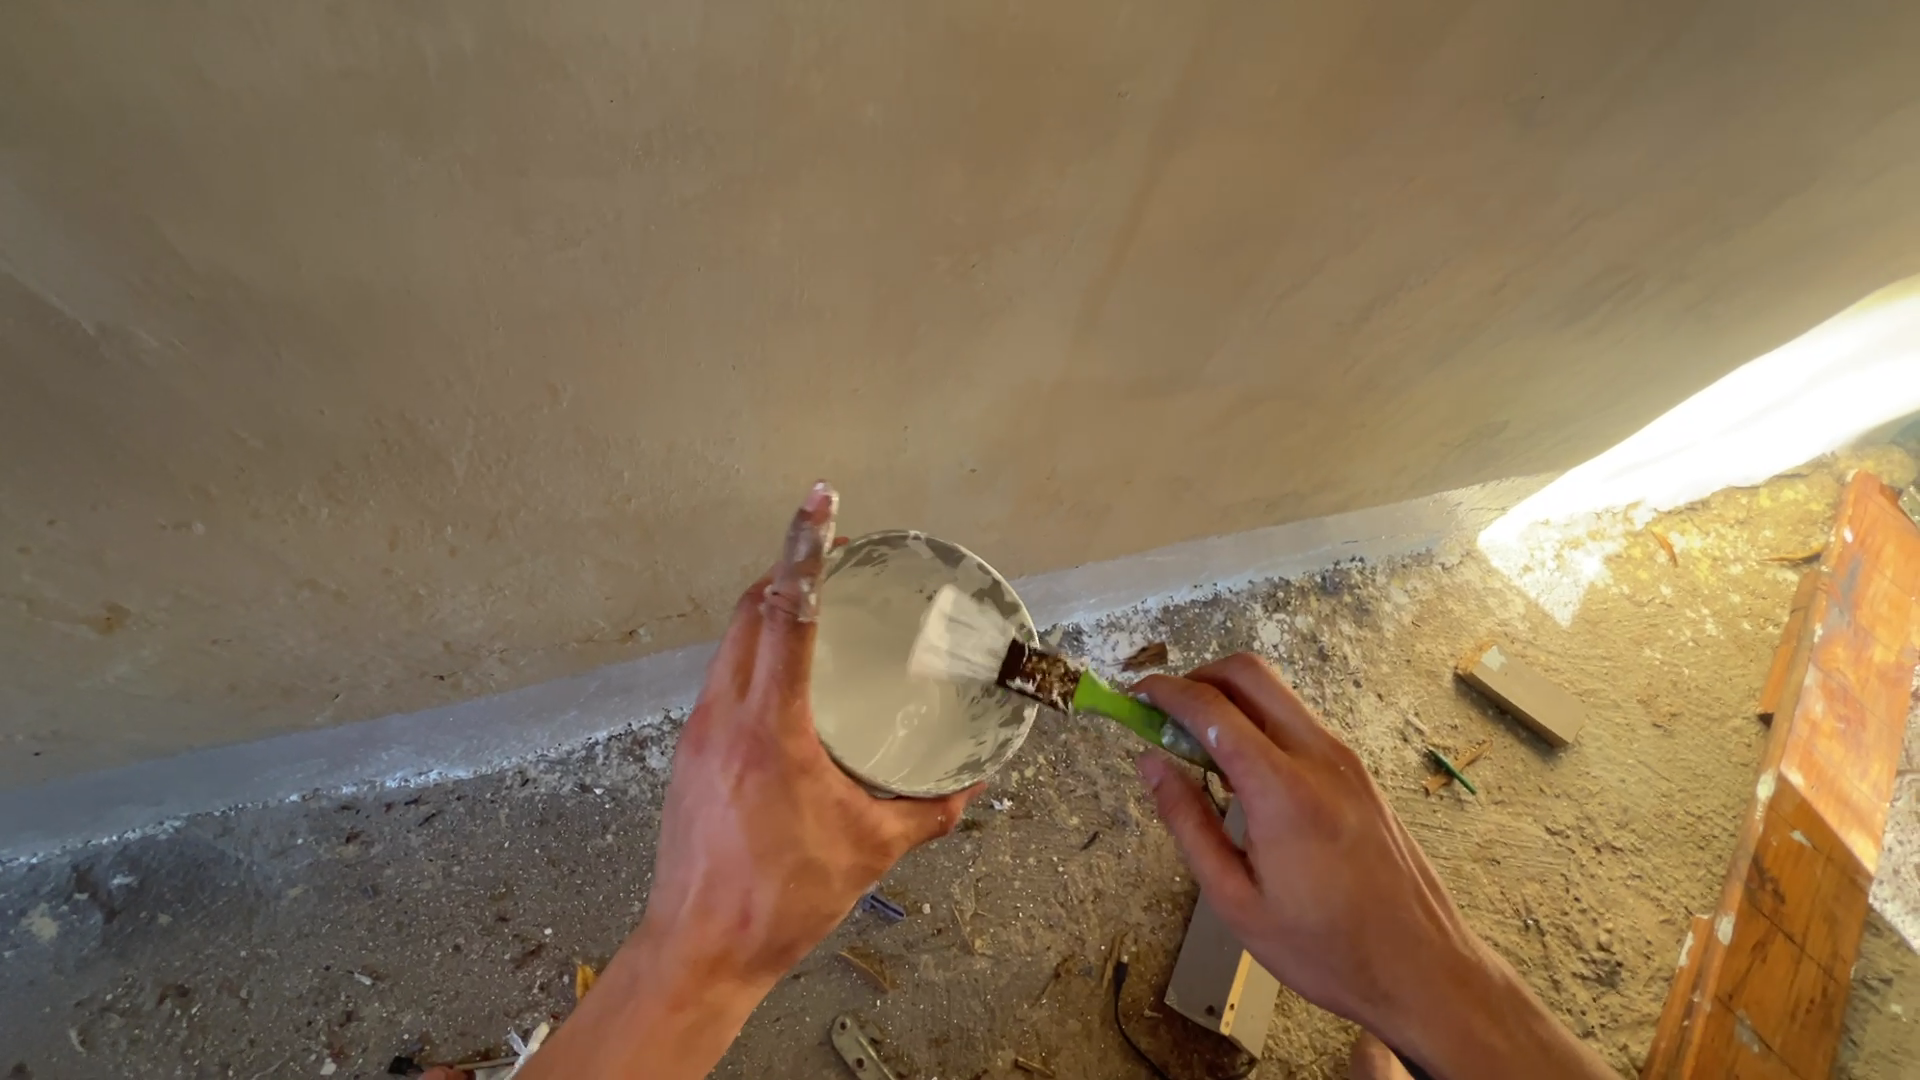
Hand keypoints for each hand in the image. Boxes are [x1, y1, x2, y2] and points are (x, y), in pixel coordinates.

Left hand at [521, 482, 978, 1079]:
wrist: (696, 950)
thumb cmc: (781, 897)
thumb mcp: (870, 849)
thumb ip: (927, 812)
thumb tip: (970, 786)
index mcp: (771, 727)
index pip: (786, 616)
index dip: (804, 553)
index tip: (820, 505)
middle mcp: (725, 713)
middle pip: (748, 611)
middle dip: (787, 568)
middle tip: (831, 553)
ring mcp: (699, 729)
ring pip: (729, 639)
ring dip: (766, 606)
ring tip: (811, 600)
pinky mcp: (689, 749)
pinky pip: (723, 673)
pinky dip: (753, 648)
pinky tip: (783, 670)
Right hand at [1135, 654, 1612, 1079]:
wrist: (1428, 973)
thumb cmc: (1325, 948)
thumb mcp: (1234, 899)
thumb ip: (1186, 820)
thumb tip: (1148, 762)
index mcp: (1282, 789)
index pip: (1211, 708)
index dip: (1163, 692)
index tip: (1133, 696)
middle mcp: (1318, 755)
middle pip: (1248, 672)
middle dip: (1196, 676)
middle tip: (1165, 713)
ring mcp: (1344, 757)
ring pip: (1274, 690)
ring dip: (1227, 697)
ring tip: (1198, 746)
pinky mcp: (1356, 768)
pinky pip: (1295, 717)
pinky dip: (1256, 718)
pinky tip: (1242, 770)